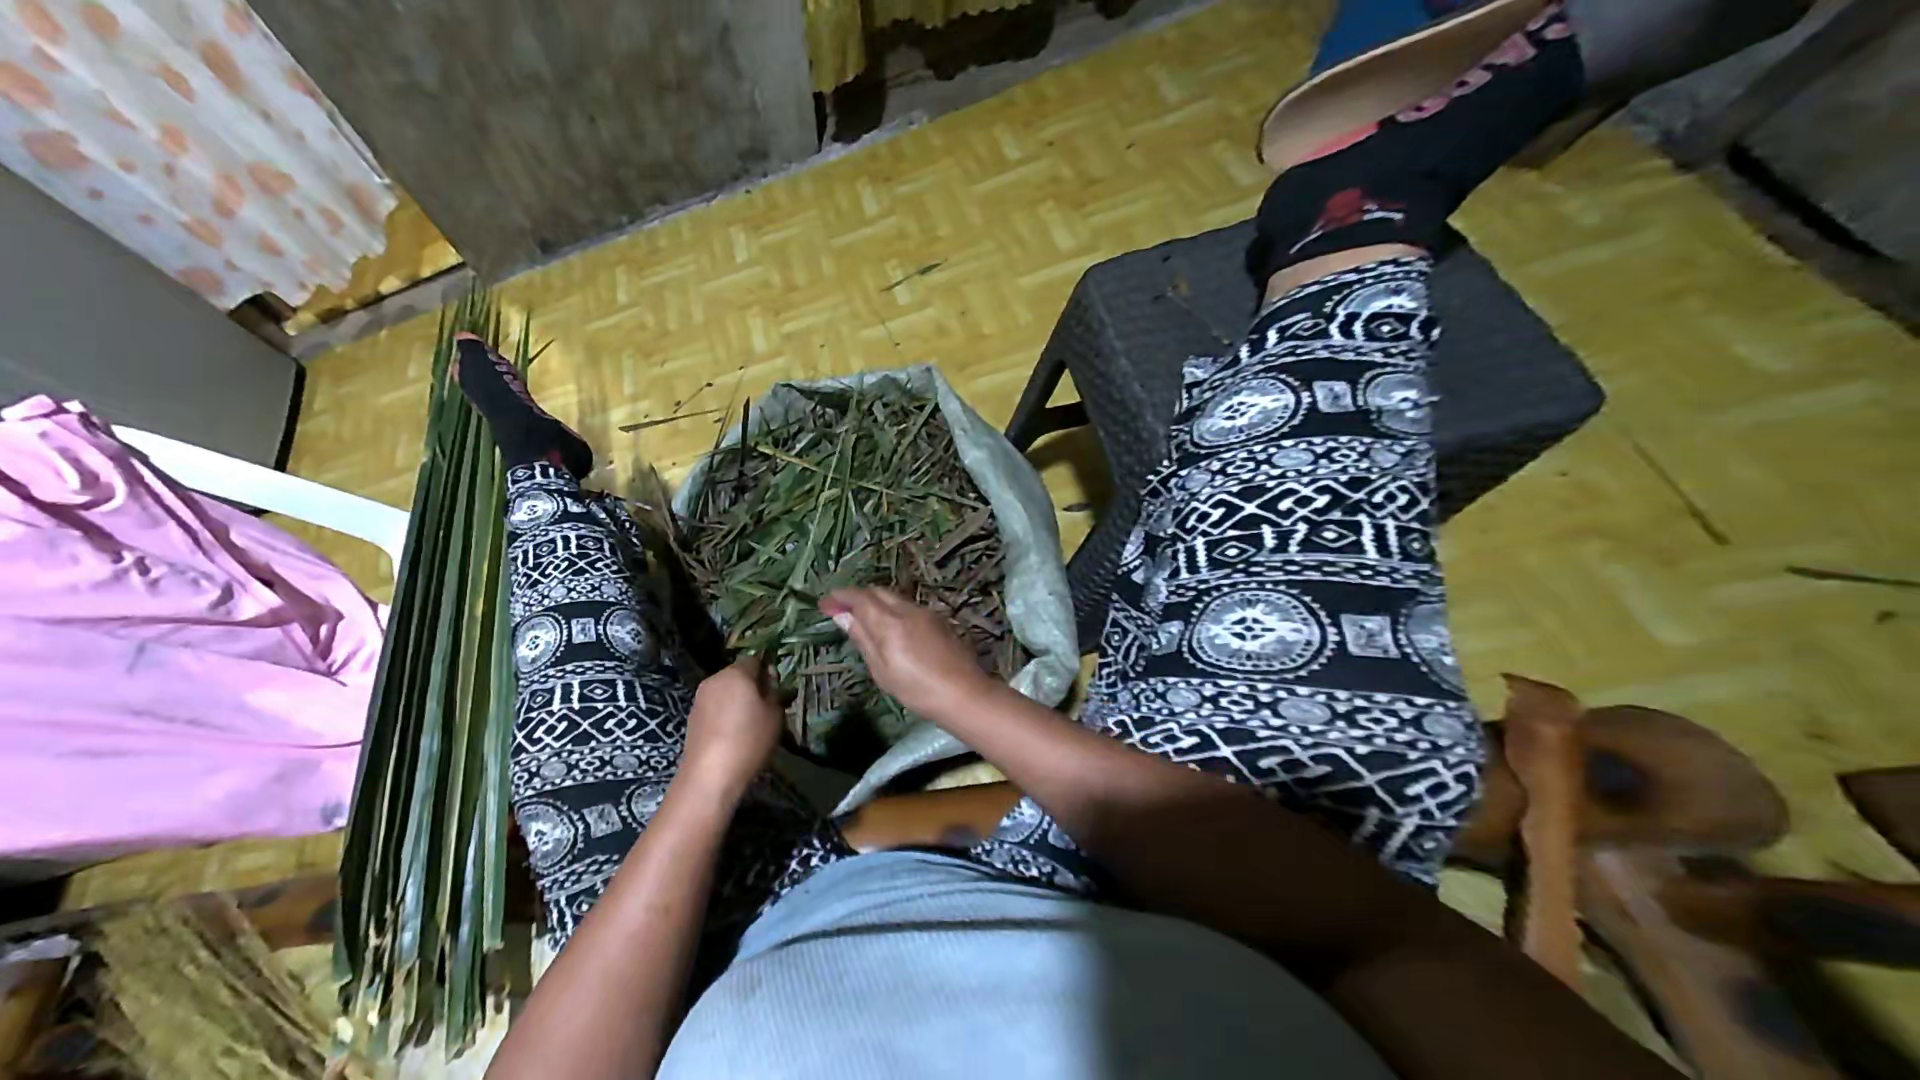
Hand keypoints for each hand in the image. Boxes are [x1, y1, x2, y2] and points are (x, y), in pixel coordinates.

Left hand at [680, 656, 782, 797]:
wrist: (710, 775)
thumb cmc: (748, 739)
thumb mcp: (775, 716)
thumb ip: (775, 695)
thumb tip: (770, 689)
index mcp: (735, 674)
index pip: (754, 660)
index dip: (767, 671)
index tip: (776, 689)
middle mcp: (714, 680)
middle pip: (737, 675)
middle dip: (751, 685)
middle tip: (765, 706)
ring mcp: (699, 699)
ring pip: (724, 692)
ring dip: (737, 700)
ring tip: (750, 723)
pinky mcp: (692, 718)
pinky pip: (714, 708)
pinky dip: (724, 714)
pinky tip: (733, 734)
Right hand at [820, 587, 994, 718]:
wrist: (964, 693)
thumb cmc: (917, 689)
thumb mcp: (881, 669)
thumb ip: (863, 638)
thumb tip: (843, 616)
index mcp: (889, 621)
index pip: (859, 597)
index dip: (840, 597)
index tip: (824, 604)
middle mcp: (907, 609)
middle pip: (877, 591)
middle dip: (856, 596)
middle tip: (840, 610)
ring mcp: (926, 612)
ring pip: (894, 597)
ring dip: (875, 601)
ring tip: (862, 619)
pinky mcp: (938, 620)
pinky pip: (907, 606)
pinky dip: (891, 609)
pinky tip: (889, 627)